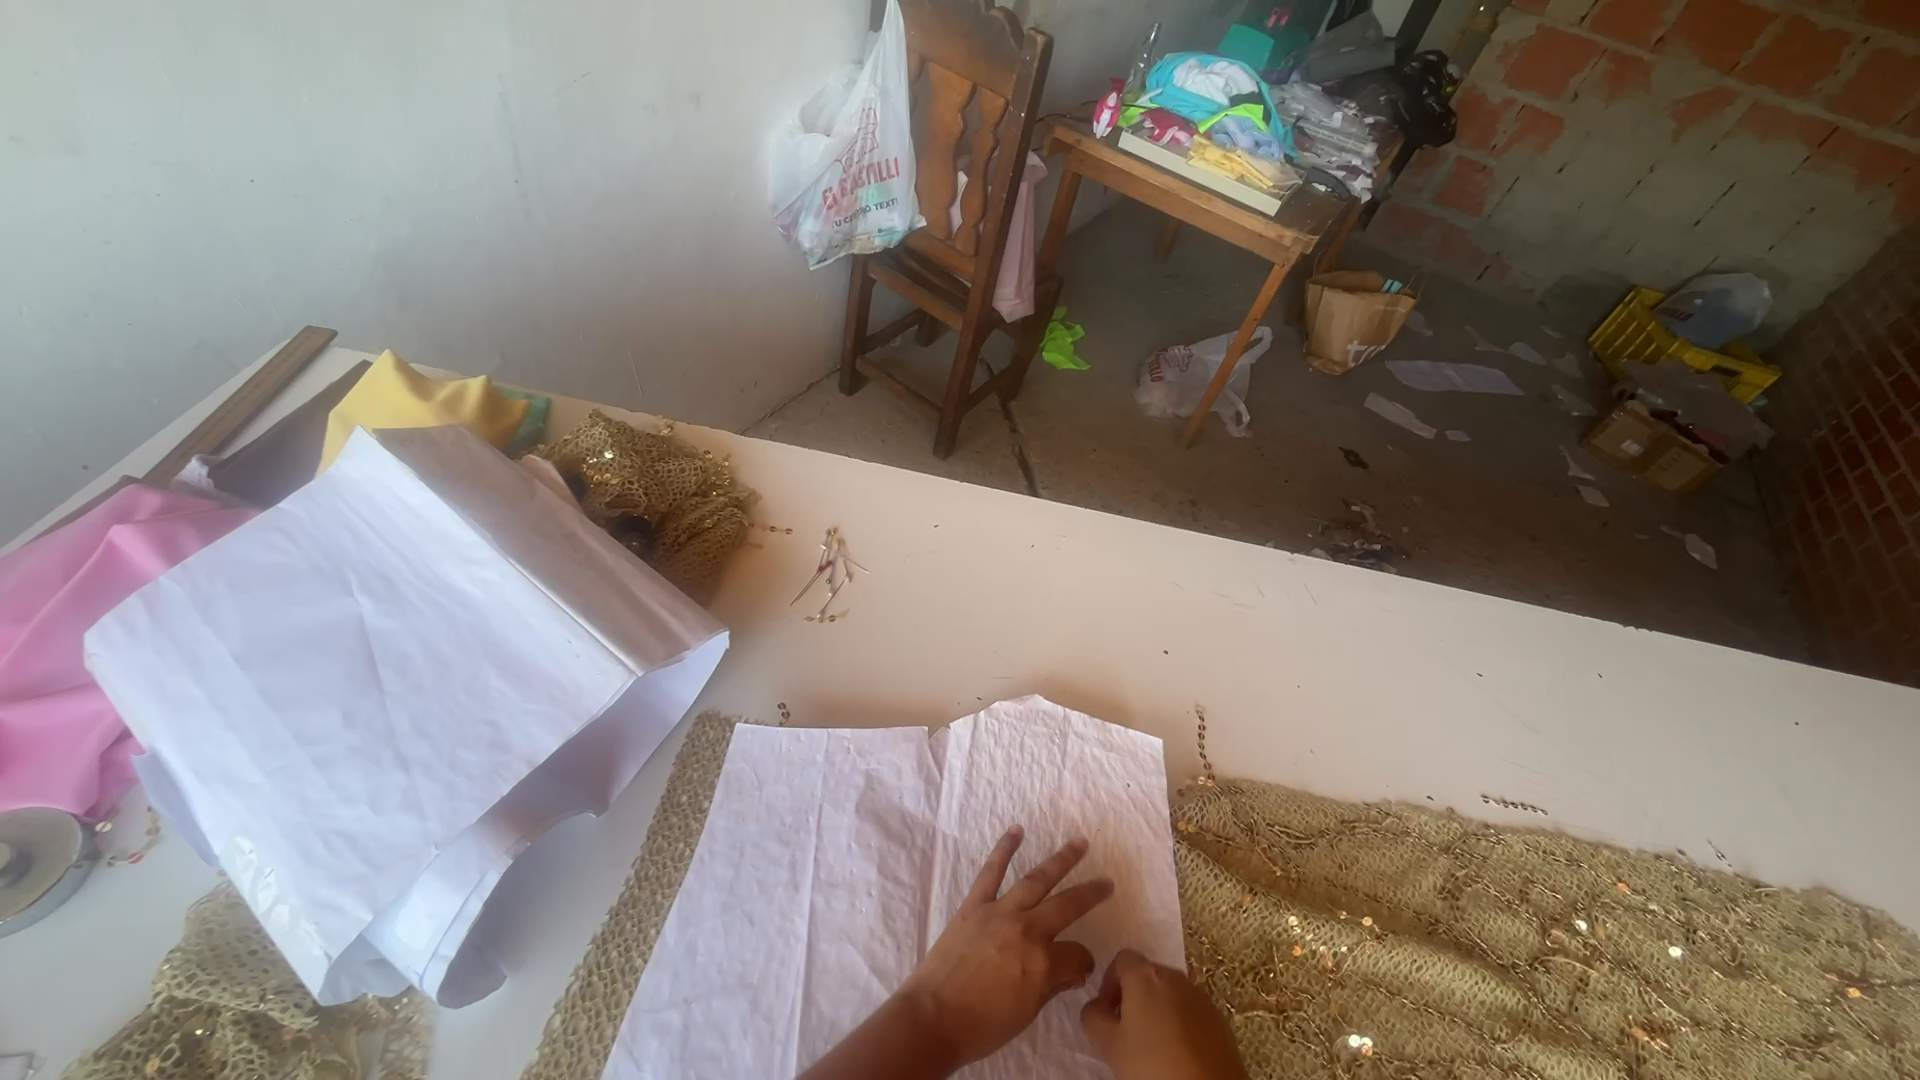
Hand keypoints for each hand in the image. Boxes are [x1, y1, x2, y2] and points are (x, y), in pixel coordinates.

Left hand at [896, 826, 1114, 1069]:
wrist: (933, 1018)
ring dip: (1061, 859)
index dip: (1083, 963)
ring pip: (1037, 879)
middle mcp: (1027, 929)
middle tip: (1107, 882)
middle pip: (1068, 905)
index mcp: (1044, 962)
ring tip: (1079, 843)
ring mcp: (1000, 912)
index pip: (1078, 955)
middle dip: (1091, 893)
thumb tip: (1073, 972)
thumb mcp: (1027, 1014)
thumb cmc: (983, 1025)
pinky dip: (1004, 849)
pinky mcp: (974, 904)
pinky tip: (1017, 831)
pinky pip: (991, 871)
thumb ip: (1052, 986)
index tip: (1080, 969)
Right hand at [1081, 948, 1249, 1079]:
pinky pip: (1191, 1011)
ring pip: (1170, 994)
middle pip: (1147, 975)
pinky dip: (1180, 1024)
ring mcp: (1201, 997)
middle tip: (1126, 1031)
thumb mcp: (1109, 1044)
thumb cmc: (1153, 1065)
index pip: (1121, 959)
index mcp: (1146, 976)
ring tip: (1153, 1045)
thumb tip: (1096, 1005)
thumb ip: (1093, 1016)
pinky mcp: (1219, 1020)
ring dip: (1157, 1011)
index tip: (1107, 1011)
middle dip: (1133, 997)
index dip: (1109, 982)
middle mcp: (1175, 977)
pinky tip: (1178, 1053)